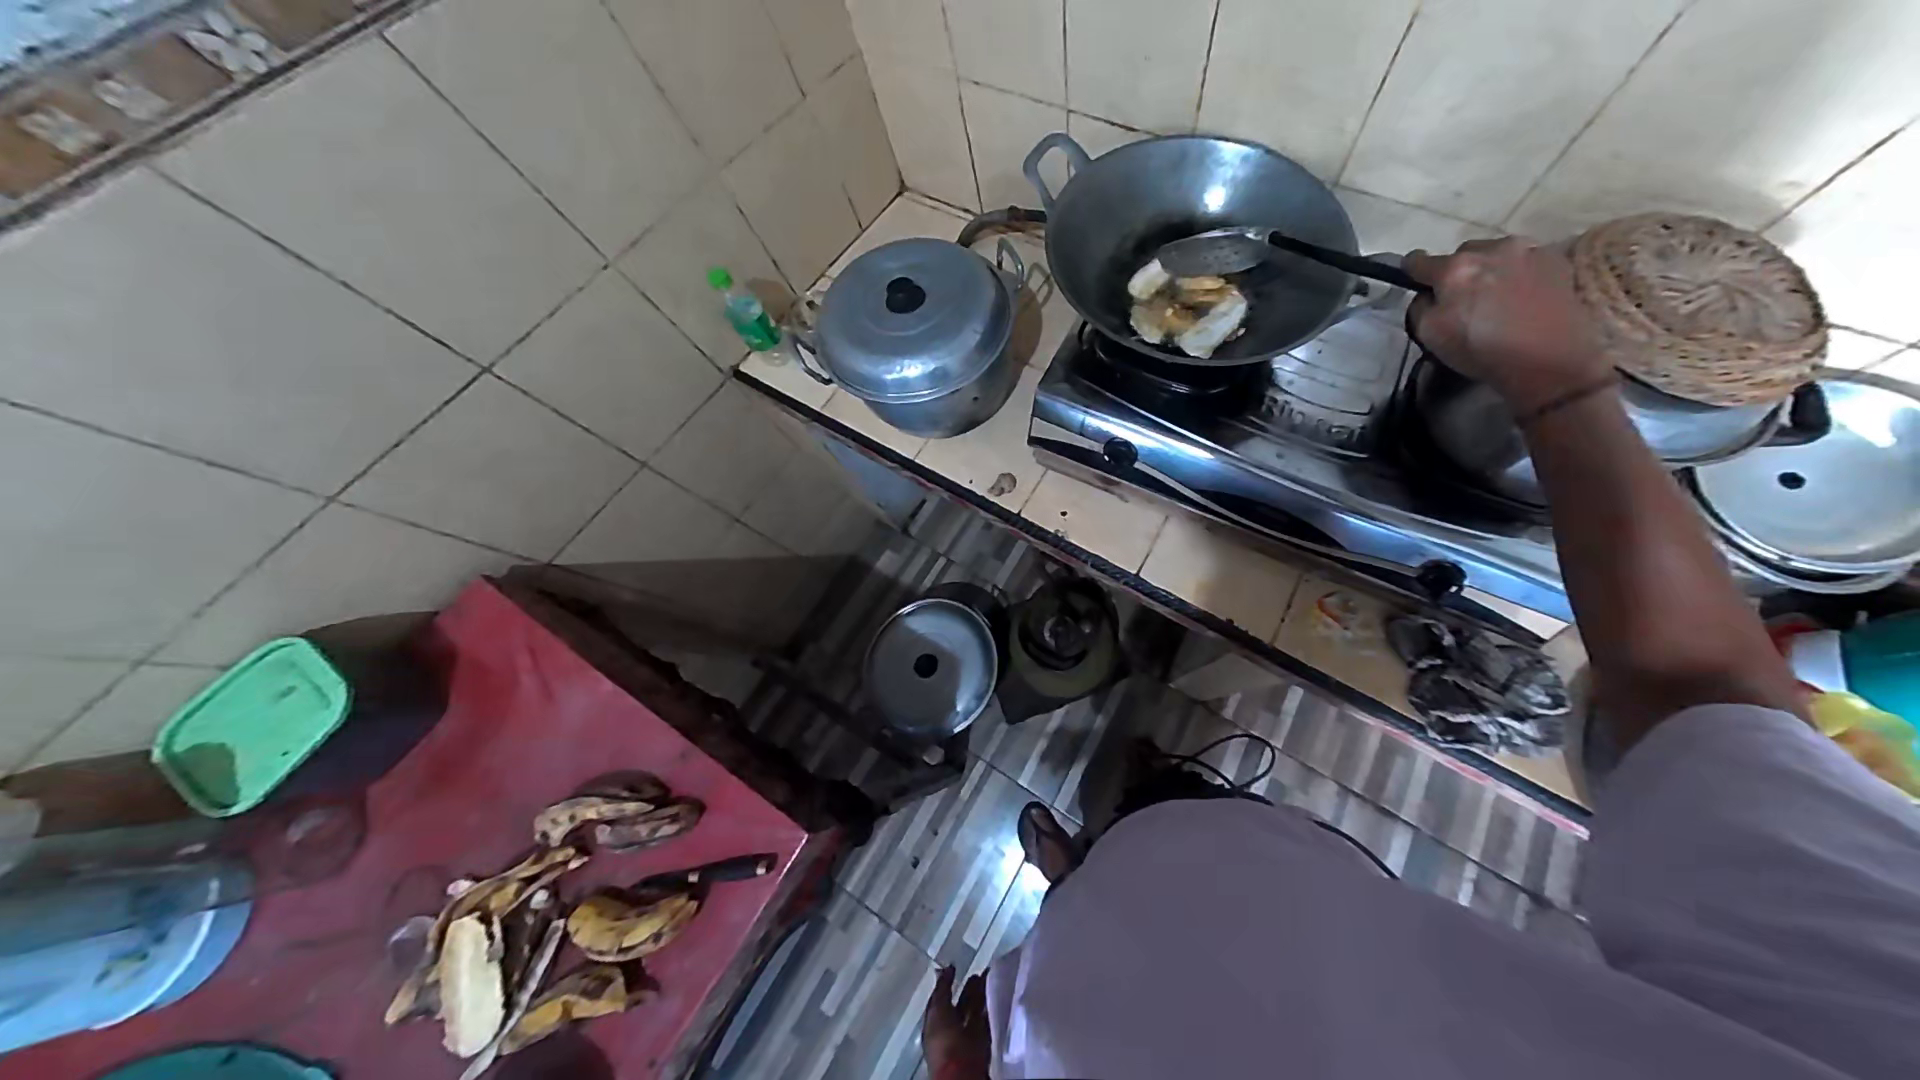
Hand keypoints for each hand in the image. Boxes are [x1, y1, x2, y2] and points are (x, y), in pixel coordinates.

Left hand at [922, 965, 989, 1079]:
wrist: (963, 1074)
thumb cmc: (945, 1042)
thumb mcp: (938, 1012)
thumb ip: (941, 990)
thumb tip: (942, 969)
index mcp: (934, 1024)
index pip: (940, 999)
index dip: (947, 982)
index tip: (955, 966)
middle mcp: (951, 1030)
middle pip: (960, 1005)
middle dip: (969, 989)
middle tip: (979, 972)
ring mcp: (967, 1038)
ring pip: (975, 1012)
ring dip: (983, 996)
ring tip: (991, 977)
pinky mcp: (983, 1044)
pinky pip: (987, 1022)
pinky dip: (992, 1009)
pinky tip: (998, 995)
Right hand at [1405, 238, 1611, 413]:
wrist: (1549, 358)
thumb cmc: (1480, 349)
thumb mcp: (1428, 335)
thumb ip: (1419, 307)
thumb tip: (1427, 295)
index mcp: (1454, 268)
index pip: (1419, 261)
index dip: (1413, 273)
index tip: (1417, 285)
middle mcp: (1491, 249)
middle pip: (1462, 254)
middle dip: (1458, 272)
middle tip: (1463, 299)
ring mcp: (1528, 251)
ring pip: (1495, 254)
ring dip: (1489, 270)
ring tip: (1495, 297)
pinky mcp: (1557, 260)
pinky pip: (1524, 260)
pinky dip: (1517, 273)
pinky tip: (1521, 297)